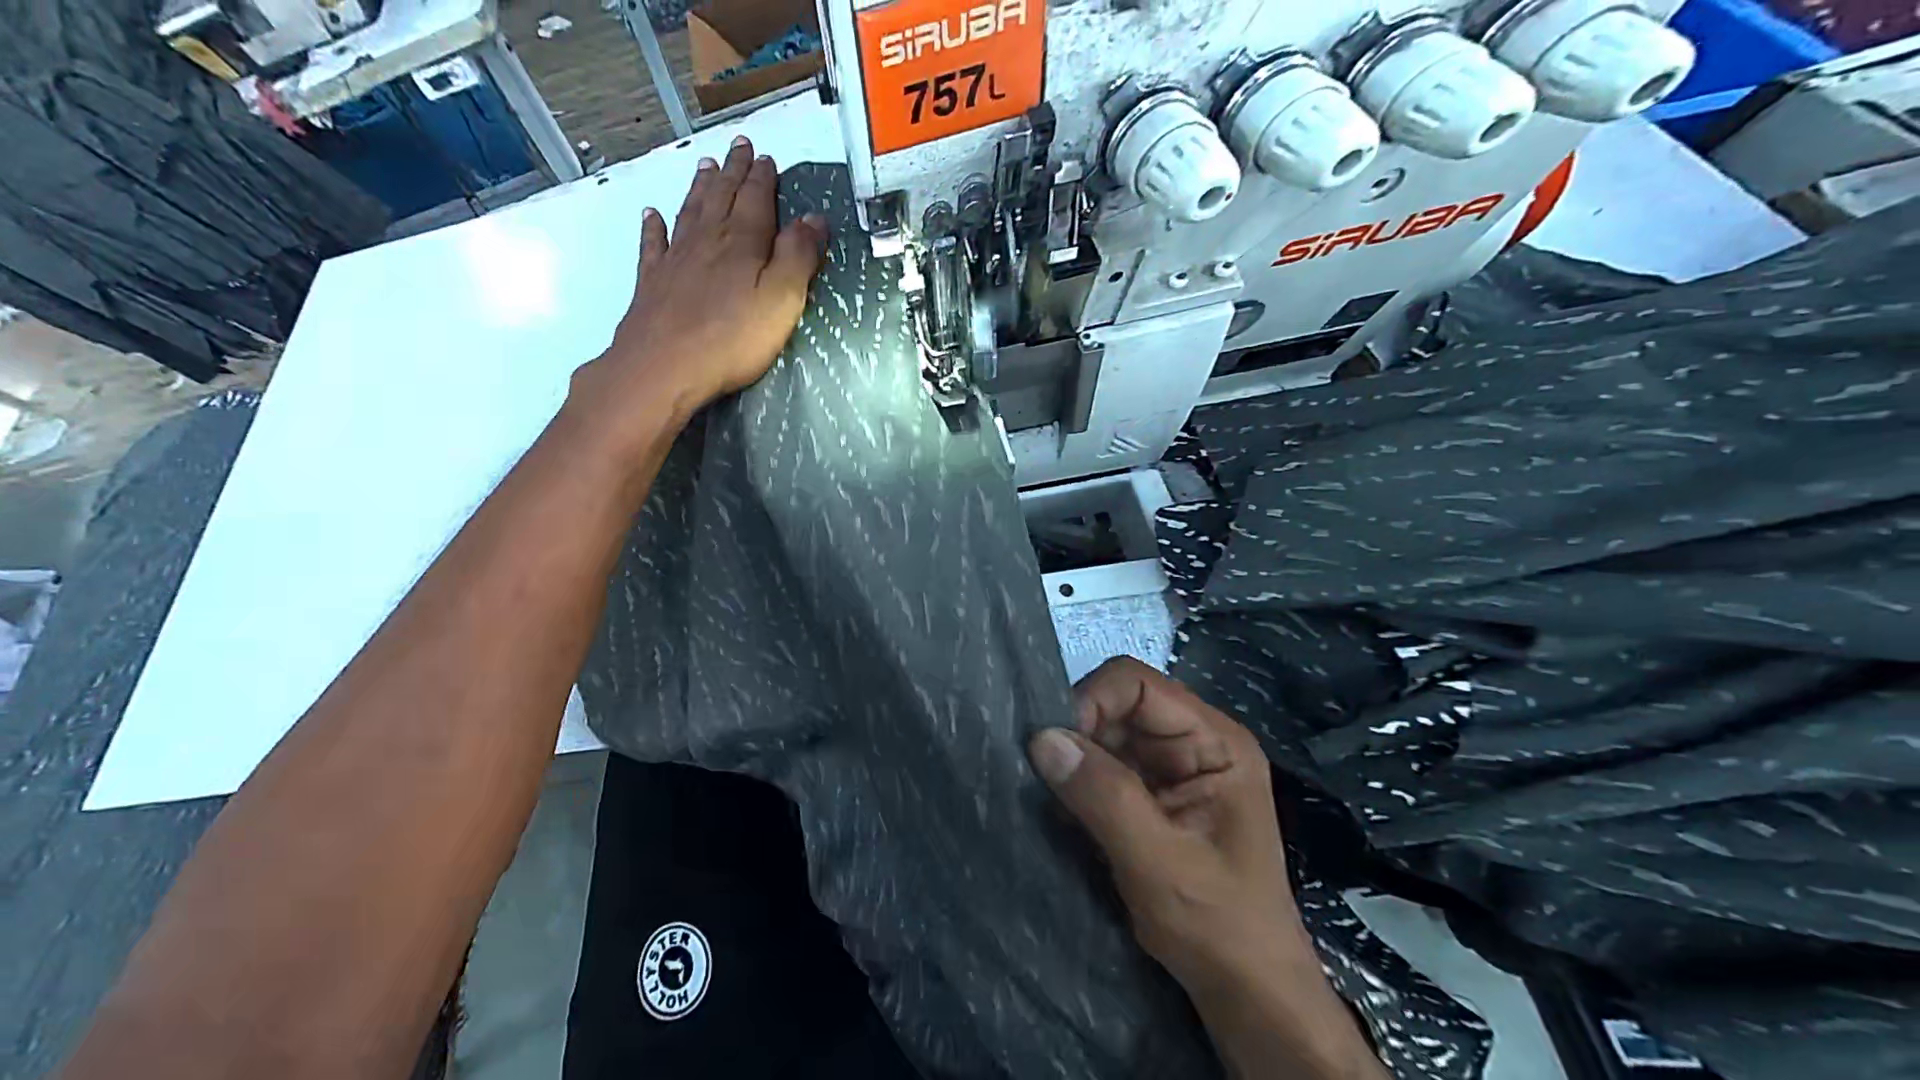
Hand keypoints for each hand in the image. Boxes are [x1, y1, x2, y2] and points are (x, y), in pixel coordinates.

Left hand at [574, 135, 828, 424]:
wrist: (664, 365)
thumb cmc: (733, 337)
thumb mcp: (782, 299)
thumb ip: (799, 257)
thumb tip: (814, 218)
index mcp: (743, 242)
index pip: (756, 199)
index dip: (763, 177)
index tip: (766, 157)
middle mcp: (707, 240)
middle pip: (722, 196)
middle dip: (733, 171)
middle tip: (738, 146)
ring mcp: (676, 258)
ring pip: (691, 212)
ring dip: (700, 188)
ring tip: (706, 166)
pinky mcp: (653, 281)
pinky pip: (653, 244)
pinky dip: (654, 227)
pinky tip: (652, 215)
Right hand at [1027, 656, 1300, 989]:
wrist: (1248, 995)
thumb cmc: (1219, 926)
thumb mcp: (1159, 862)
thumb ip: (1103, 796)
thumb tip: (1041, 737)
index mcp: (1214, 741)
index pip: (1137, 684)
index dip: (1090, 701)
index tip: (1054, 746)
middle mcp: (1192, 743)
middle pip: (1117, 705)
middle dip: (1076, 733)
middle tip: (1042, 775)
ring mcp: (1170, 770)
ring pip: (1103, 736)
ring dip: (1072, 759)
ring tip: (1047, 794)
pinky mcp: (1149, 797)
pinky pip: (1102, 768)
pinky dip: (1076, 783)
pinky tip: (1061, 810)